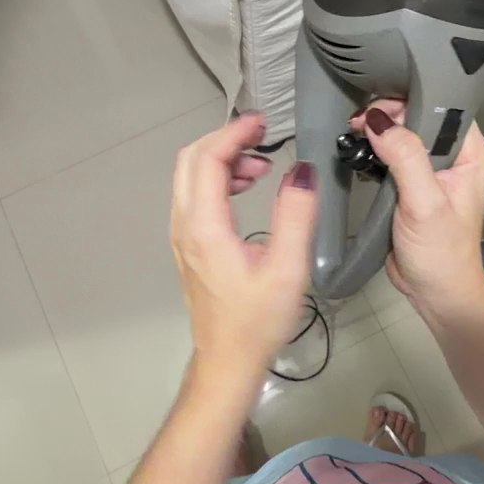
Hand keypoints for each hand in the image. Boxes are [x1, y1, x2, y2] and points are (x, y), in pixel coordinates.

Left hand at [170, 113, 318, 377]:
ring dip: (221, 159)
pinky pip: (194, 194)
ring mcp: (181, 235)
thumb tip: (302, 171)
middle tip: (262, 136)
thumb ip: (296, 215)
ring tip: (261, 165)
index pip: (209, 159)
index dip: (234, 132)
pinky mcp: (188, 244)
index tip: (263, 123)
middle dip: (225, 139)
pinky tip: (246, 187)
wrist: (228, 360)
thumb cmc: (258, 320)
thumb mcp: (288, 268)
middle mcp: (184, 224)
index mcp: (204, 226)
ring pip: (190, 176)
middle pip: (191, 159)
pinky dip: (217, 178)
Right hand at [352, 104, 483, 318]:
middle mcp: (455, 155)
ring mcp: (432, 170)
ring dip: (378, 133)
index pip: (442, 108)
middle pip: (419, 117)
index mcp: (471, 153)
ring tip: (352, 134)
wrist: (436, 293)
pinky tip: (359, 154)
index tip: (376, 106)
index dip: (410, 101)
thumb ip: (405, 158)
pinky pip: (393, 156)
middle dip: (388, 116)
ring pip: (403, 135)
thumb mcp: (424, 203)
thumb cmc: (441, 252)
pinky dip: (375, 152)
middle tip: (357, 123)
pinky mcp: (412, 184)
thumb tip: (376, 120)